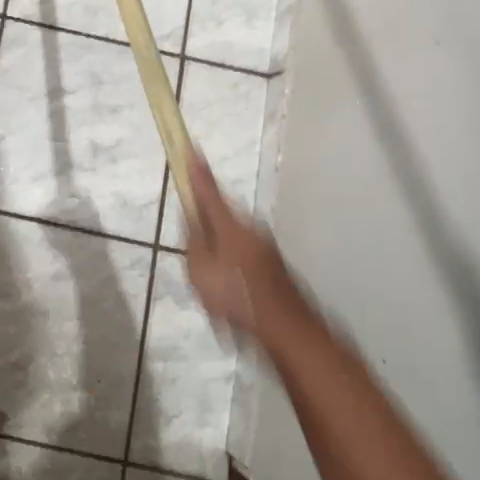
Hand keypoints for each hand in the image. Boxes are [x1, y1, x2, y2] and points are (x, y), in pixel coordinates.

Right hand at [184, 149, 307, 336]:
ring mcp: (266, 248)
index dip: (196, 170)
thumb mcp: (199, 270)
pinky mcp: (274, 268)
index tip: (190, 146)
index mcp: (230, 225)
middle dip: (205, 230)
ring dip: (220, 256)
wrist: (289, 332)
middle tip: (196, 259)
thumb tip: (192, 215)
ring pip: (232, 241)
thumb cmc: (237, 299)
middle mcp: (251, 229)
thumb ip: (193, 239)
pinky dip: (234, 273)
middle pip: (220, 217)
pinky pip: (244, 260)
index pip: (208, 190)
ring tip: (215, 291)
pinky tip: (232, 301)